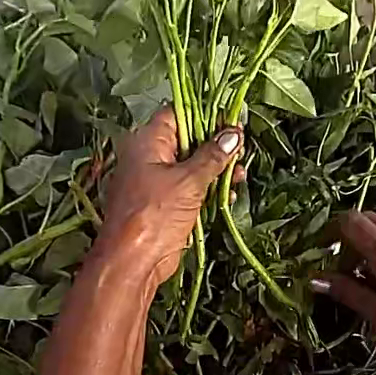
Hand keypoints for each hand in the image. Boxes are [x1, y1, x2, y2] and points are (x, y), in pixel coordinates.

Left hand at [98, 108, 241, 281]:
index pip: (177, 114)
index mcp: (147, 142)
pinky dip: (209, 190)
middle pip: (188, 140)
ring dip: (217, 170)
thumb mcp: (189, 181)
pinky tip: (229, 194)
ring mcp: (158, 181)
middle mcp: (150, 157)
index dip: (204, 115)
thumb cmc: (154, 214)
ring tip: (240, 174)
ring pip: (193, 166)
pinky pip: (192, 189)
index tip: (230, 122)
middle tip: (241, 149)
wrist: (135, 260)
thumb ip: (213, 156)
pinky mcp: (167, 203)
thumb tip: (233, 134)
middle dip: (216, 145)